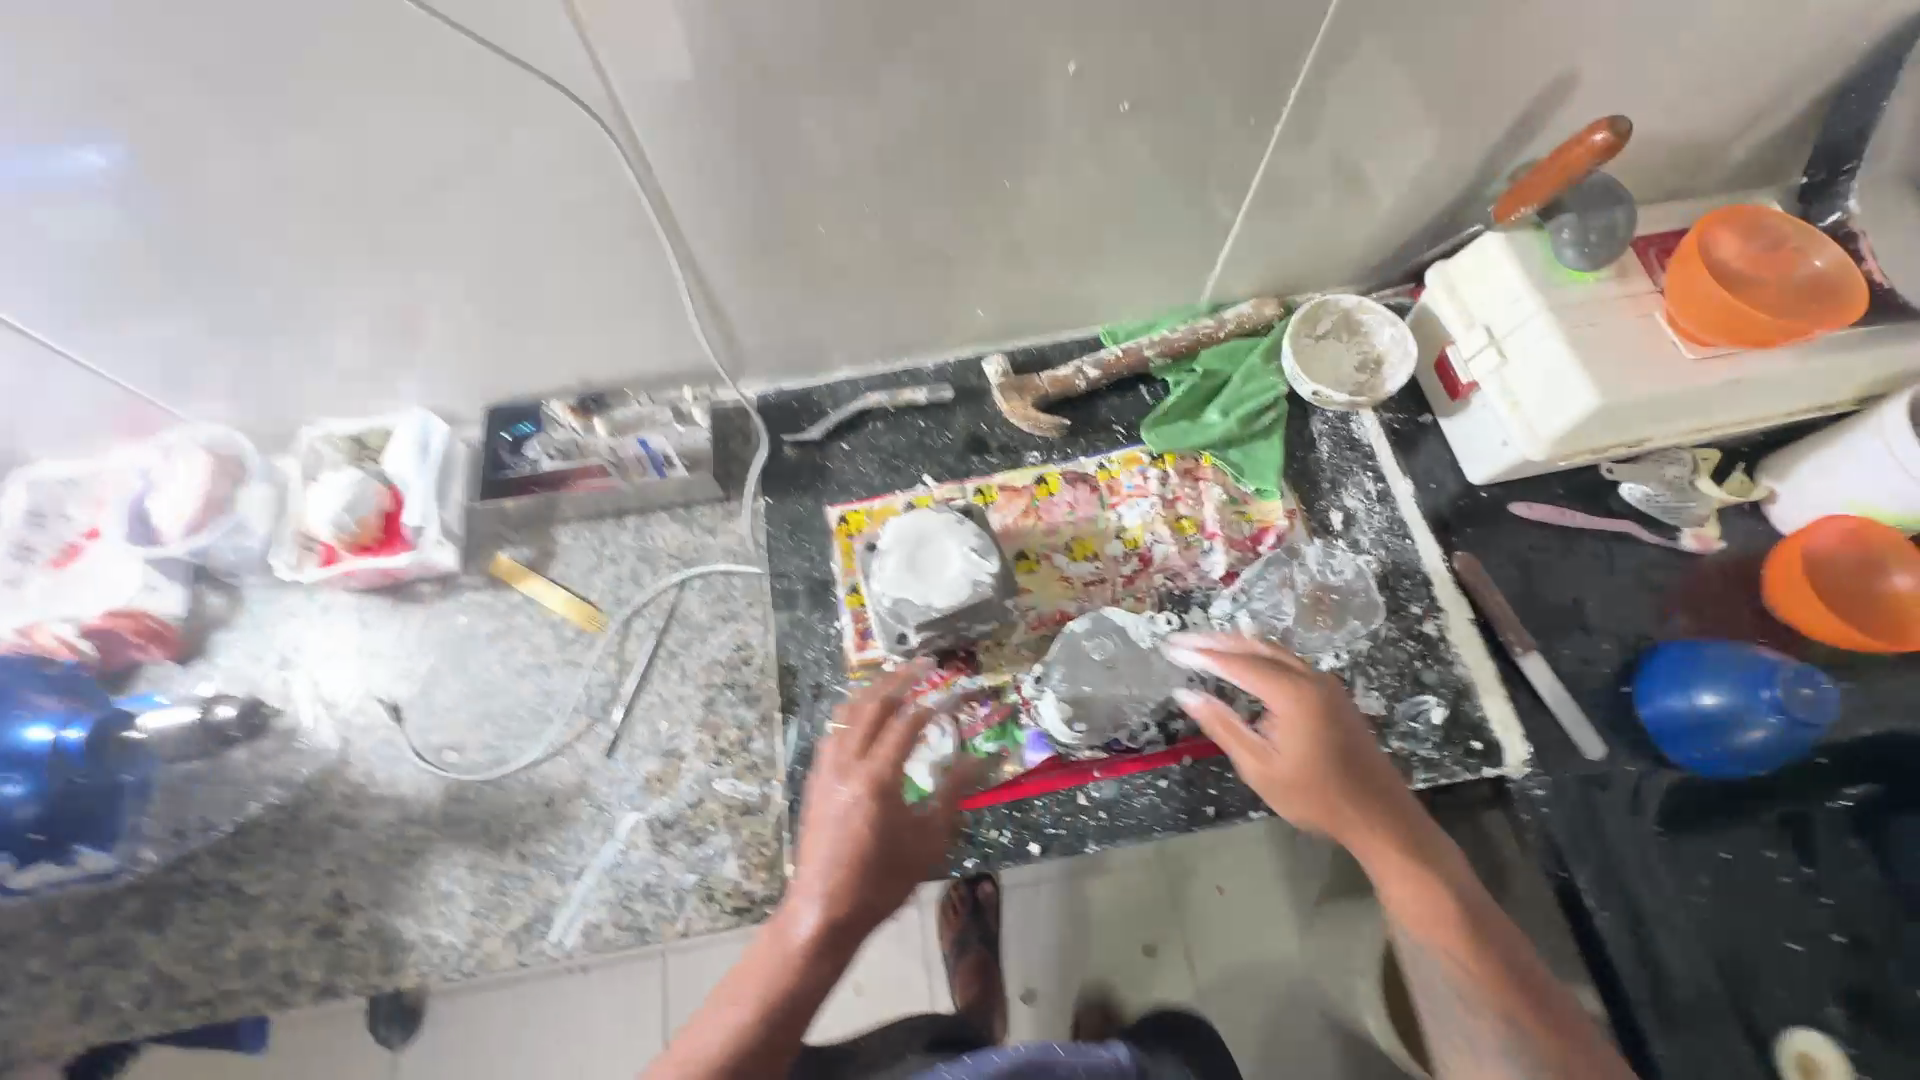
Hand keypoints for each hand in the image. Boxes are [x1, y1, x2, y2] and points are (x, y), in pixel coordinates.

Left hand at [785, 660, 990, 943]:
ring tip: (896, 679)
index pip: (910, 722)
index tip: (959, 691)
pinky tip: (864, 716)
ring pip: (847, 713)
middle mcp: (847, 763)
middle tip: (925, 663)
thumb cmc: (883, 881)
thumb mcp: (929, 840)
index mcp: (877, 777)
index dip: (937, 702)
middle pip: (873, 704)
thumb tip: (982, 759)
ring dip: (873, 690)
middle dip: (901, 678)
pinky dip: (852, 713)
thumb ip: (953, 792)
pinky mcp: (815, 779)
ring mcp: (825, 769)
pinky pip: (833, 731)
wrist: (824, 911)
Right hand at [1163, 632, 1419, 850]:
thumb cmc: (1316, 797)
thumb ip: (1222, 725)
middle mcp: (1312, 678)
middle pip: (1256, 648)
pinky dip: (1257, 658)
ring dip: (1237, 647)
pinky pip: (1287, 663)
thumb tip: (1185, 694)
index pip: (1238, 664)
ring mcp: (1326, 684)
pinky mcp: (1332, 695)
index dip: (1202, 654)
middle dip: (1215, 641)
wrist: (1380, 816)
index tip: (1170, 648)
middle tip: (1180, 640)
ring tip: (1202, 646)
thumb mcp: (1259, 766)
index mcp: (1294, 694)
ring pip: (1274, 652)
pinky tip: (1241, 664)